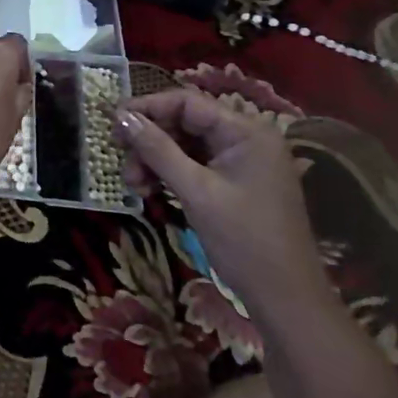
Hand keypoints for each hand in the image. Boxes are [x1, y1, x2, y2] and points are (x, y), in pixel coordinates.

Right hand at [114, 88, 324, 306]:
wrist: (284, 295)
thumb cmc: (243, 238)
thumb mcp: (195, 190)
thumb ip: (157, 149)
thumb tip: (121, 117)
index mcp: (246, 132)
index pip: (187, 102)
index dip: (147, 108)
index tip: (112, 123)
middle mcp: (246, 138)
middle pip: (184, 122)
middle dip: (149, 139)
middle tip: (120, 159)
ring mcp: (241, 161)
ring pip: (184, 144)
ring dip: (153, 159)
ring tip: (134, 185)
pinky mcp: (234, 182)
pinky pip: (193, 164)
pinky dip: (168, 173)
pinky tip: (149, 191)